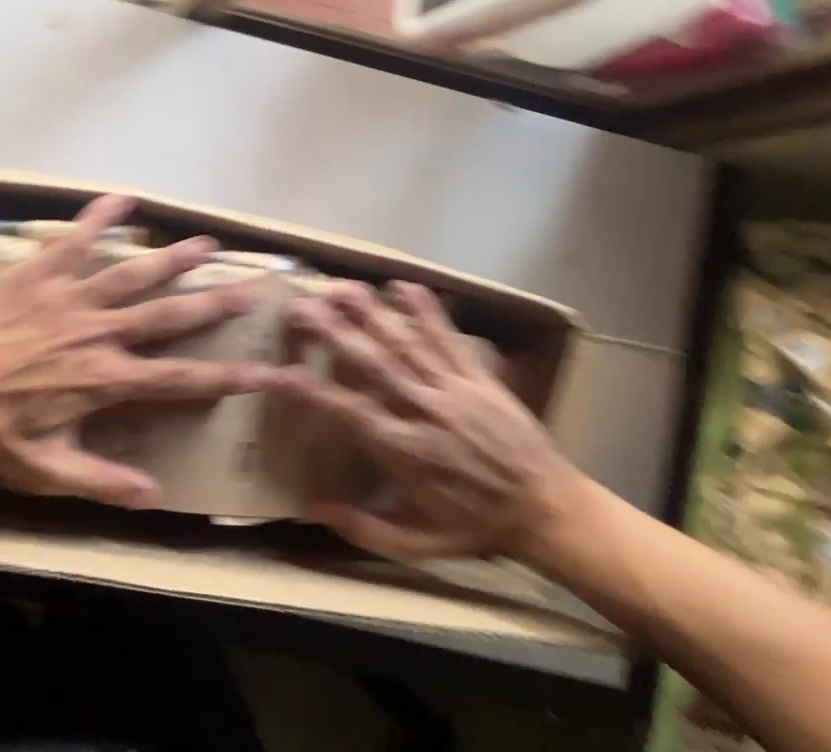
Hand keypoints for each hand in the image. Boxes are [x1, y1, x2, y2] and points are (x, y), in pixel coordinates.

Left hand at [0, 194, 299, 508]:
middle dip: (214, 304)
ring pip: (133, 275)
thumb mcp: (50, 467)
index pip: (181, 379)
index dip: (227, 378)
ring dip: (172, 259)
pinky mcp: (40, 274)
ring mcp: (72, 299)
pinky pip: (74, 241)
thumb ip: (104, 480)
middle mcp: (101, 334)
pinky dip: (98, 218)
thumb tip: (155, 497)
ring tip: (205, 243)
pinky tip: (123, 197)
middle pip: (169, 317)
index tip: (266, 372)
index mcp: (108, 380)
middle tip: (252, 290)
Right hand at [282, 281, 583, 558]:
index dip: (313, 392)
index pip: (351, 413)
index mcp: (406, 453)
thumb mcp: (419, 544)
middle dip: (336, 335)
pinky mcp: (479, 379)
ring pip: (407, 345)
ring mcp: (455, 391)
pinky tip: (403, 286)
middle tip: (302, 308)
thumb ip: (365, 528)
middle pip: (375, 366)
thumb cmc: (476, 527)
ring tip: (341, 287)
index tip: (280, 371)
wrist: (550, 511)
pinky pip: (449, 341)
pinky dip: (427, 312)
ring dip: (372, 314)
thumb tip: (311, 506)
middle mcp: (426, 413)